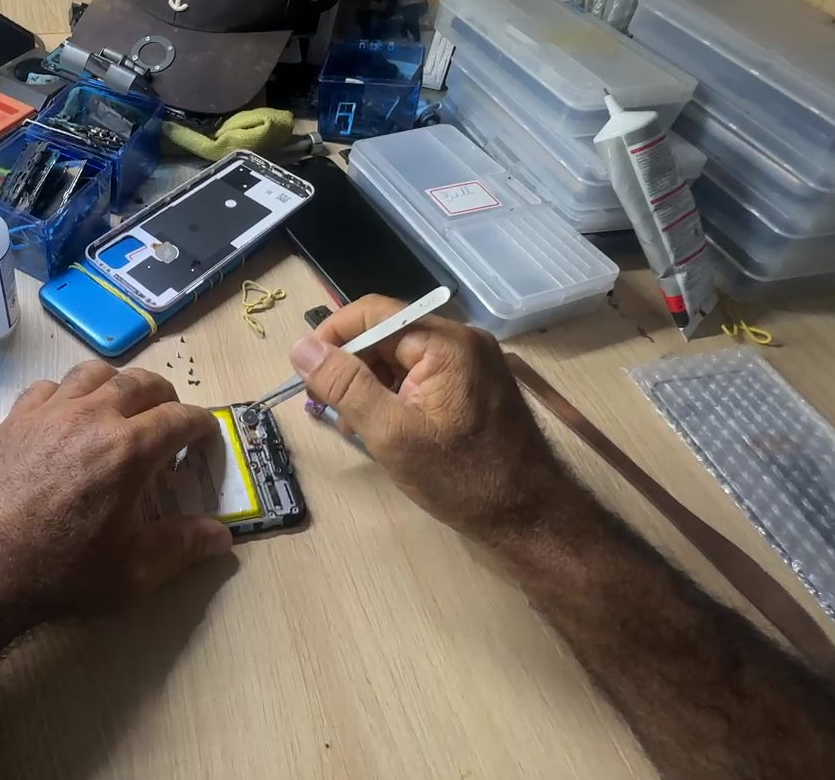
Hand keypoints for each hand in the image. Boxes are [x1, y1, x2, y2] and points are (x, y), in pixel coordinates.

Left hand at [0, 361, 233, 625]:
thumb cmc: (59, 573)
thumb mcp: (133, 572)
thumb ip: (184, 547)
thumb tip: (224, 537)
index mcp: (130, 448)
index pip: (180, 417)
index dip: (201, 425)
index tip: (206, 436)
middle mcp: (93, 415)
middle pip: (142, 382)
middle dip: (166, 396)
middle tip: (170, 419)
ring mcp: (50, 410)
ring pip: (95, 372)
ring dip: (118, 383)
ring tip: (122, 406)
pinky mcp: (16, 417)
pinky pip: (51, 386)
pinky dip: (70, 393)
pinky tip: (67, 417)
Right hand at [290, 295, 576, 541]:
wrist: (534, 521)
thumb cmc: (462, 479)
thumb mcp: (391, 433)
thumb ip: (344, 385)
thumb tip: (300, 347)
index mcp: (445, 342)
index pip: (372, 313)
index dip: (331, 336)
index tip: (306, 371)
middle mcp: (461, 340)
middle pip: (385, 333)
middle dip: (350, 366)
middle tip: (330, 407)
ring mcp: (472, 361)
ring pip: (399, 356)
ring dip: (369, 383)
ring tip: (355, 425)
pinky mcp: (475, 383)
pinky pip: (420, 373)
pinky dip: (395, 393)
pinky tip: (385, 426)